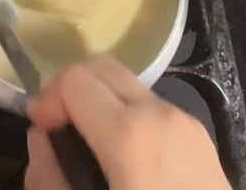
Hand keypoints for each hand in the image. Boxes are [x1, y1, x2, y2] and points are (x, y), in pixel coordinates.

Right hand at [25, 57, 228, 189]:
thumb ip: (49, 178)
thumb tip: (42, 140)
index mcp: (130, 133)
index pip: (73, 80)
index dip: (47, 100)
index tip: (41, 134)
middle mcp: (160, 114)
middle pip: (101, 67)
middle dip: (71, 90)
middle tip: (56, 129)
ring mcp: (187, 125)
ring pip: (128, 86)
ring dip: (99, 103)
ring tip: (87, 148)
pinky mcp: (203, 142)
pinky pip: (152, 109)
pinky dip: (126, 117)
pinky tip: (123, 163)